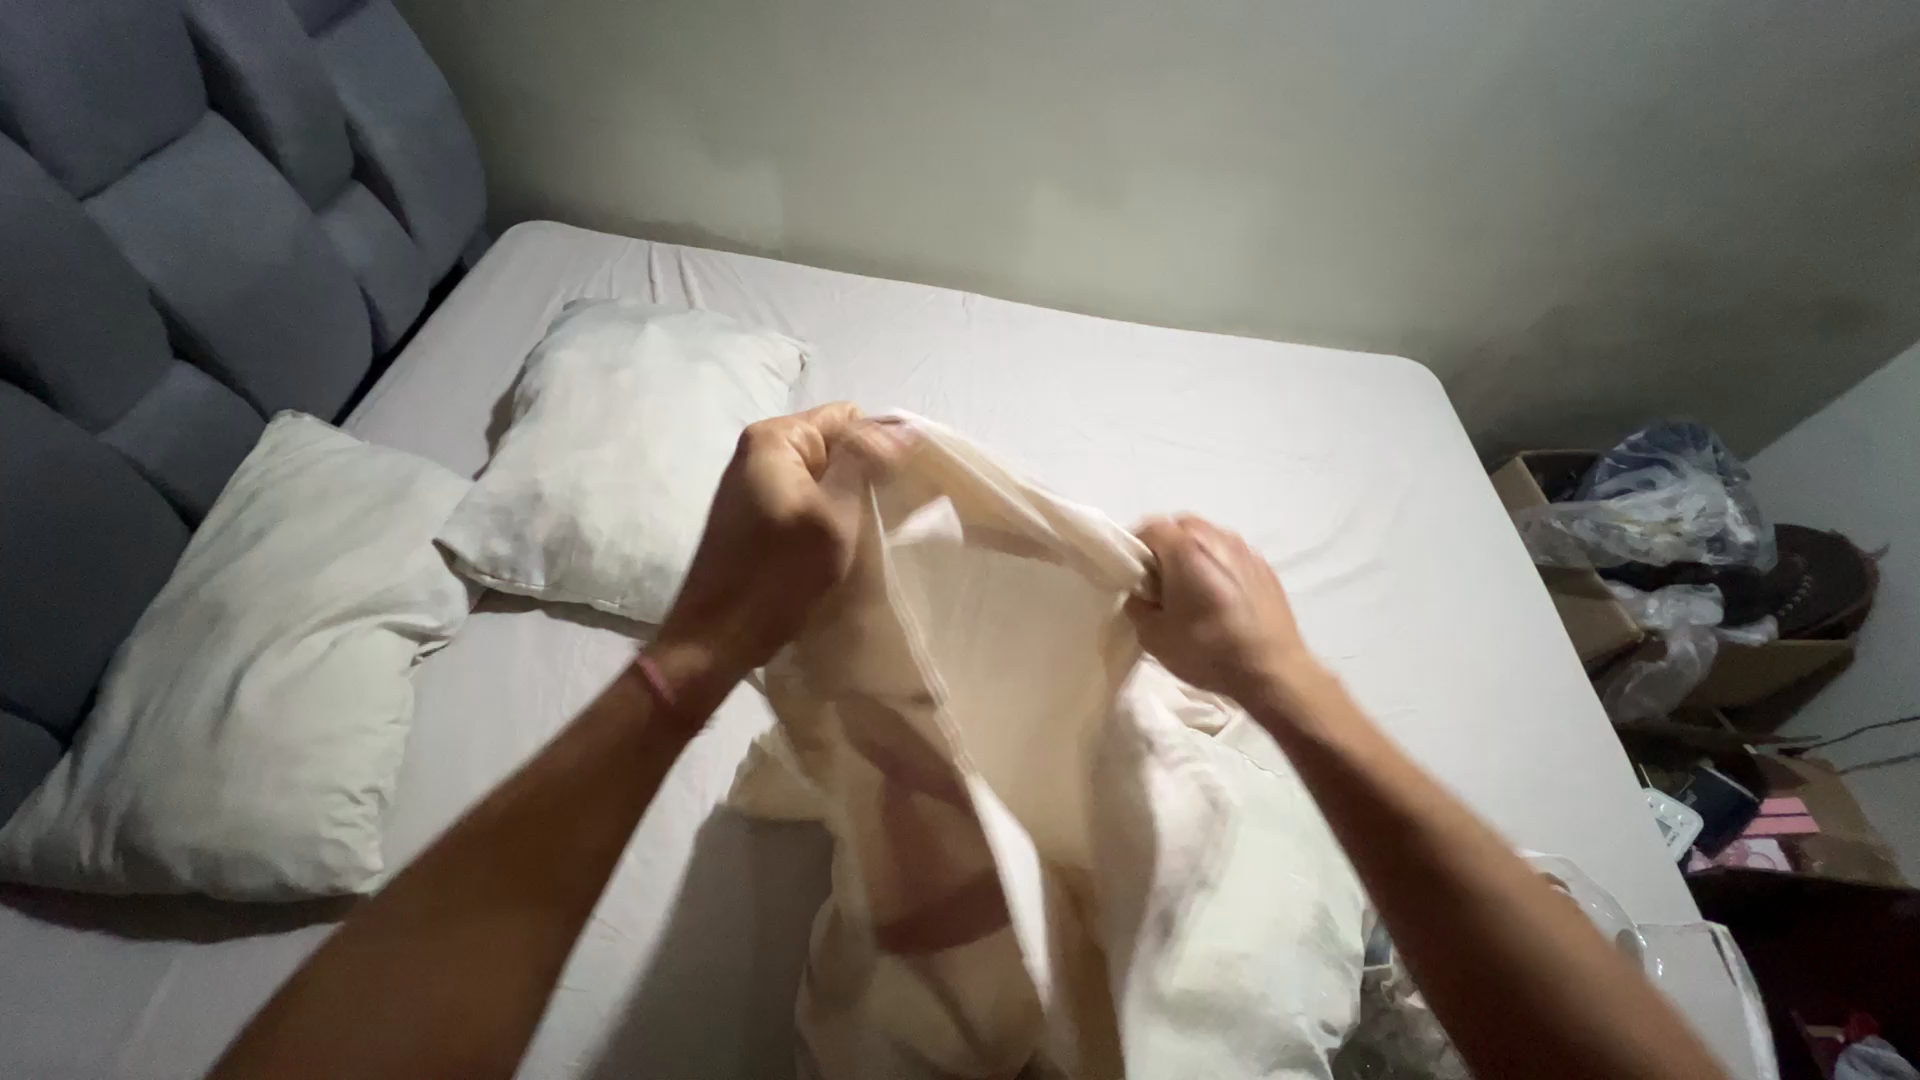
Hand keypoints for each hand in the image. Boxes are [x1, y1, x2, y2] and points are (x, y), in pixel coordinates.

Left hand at [656, 403, 907, 681]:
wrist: (720, 635)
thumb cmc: (779, 573)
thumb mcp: (835, 513)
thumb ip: (864, 463)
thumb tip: (899, 427)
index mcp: (775, 438)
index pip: (848, 418)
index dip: (880, 447)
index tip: (899, 487)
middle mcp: (759, 451)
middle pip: (834, 445)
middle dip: (863, 474)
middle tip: (886, 514)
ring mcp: (753, 483)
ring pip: (822, 476)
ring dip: (846, 499)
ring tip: (863, 532)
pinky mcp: (753, 514)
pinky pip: (804, 498)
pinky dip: (825, 516)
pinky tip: (836, 546)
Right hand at [1125, 515, 1321, 707]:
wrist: (1272, 672)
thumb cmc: (1208, 651)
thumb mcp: (1153, 636)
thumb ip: (1137, 605)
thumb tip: (1141, 594)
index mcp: (1185, 549)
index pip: (1150, 528)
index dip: (1135, 548)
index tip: (1132, 573)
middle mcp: (1217, 539)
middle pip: (1181, 527)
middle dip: (1165, 547)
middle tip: (1158, 580)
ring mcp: (1246, 551)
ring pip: (1208, 538)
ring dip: (1193, 554)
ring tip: (1190, 588)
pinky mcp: (1266, 568)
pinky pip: (1231, 555)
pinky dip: (1218, 566)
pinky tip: (1219, 598)